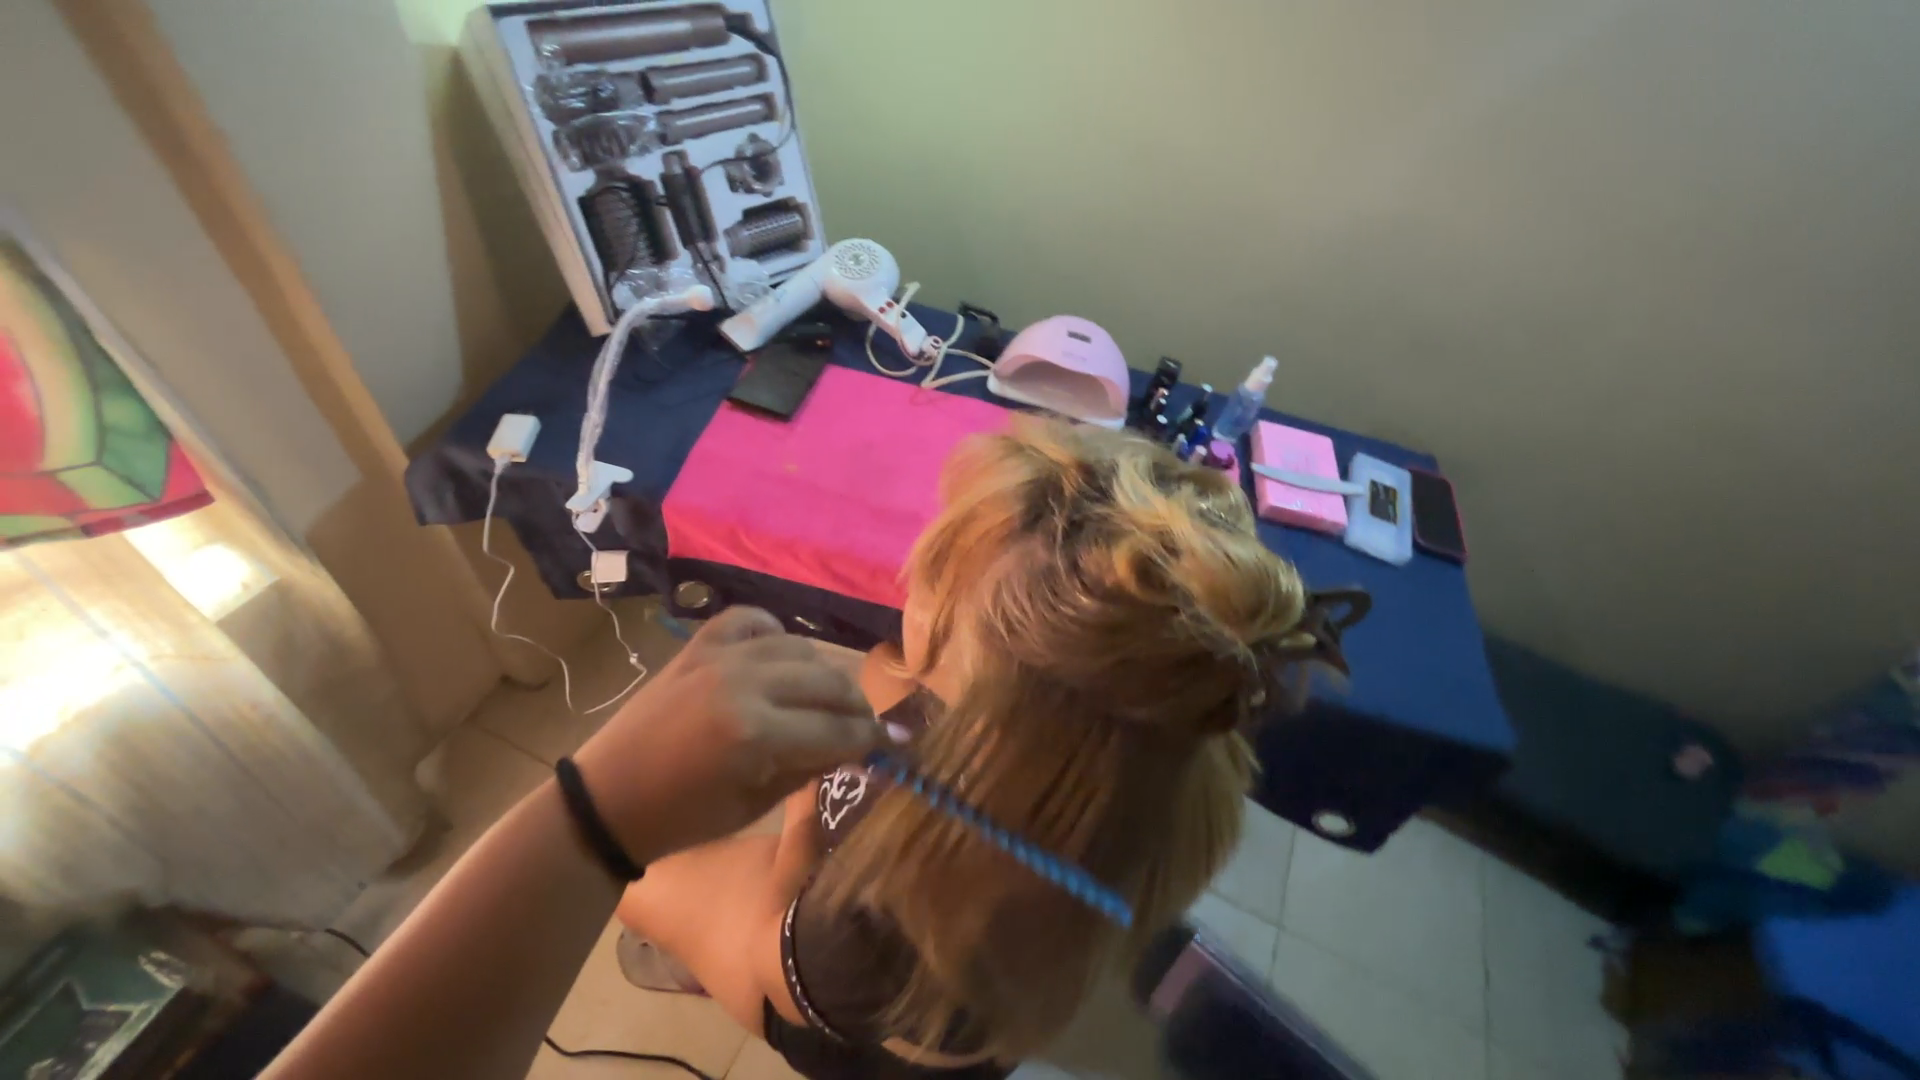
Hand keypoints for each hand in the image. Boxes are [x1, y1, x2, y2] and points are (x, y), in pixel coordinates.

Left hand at [570, 607, 880, 860]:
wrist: (608, 798)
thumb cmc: (684, 817)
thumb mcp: (756, 804)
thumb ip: (810, 766)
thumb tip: (856, 744)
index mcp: (756, 734)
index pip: (837, 729)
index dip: (871, 739)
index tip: (892, 744)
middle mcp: (744, 684)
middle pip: (827, 682)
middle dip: (855, 706)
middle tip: (863, 725)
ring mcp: (720, 657)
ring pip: (799, 648)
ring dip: (821, 673)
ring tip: (825, 696)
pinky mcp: (698, 645)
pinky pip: (751, 618)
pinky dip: (773, 632)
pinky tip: (780, 655)